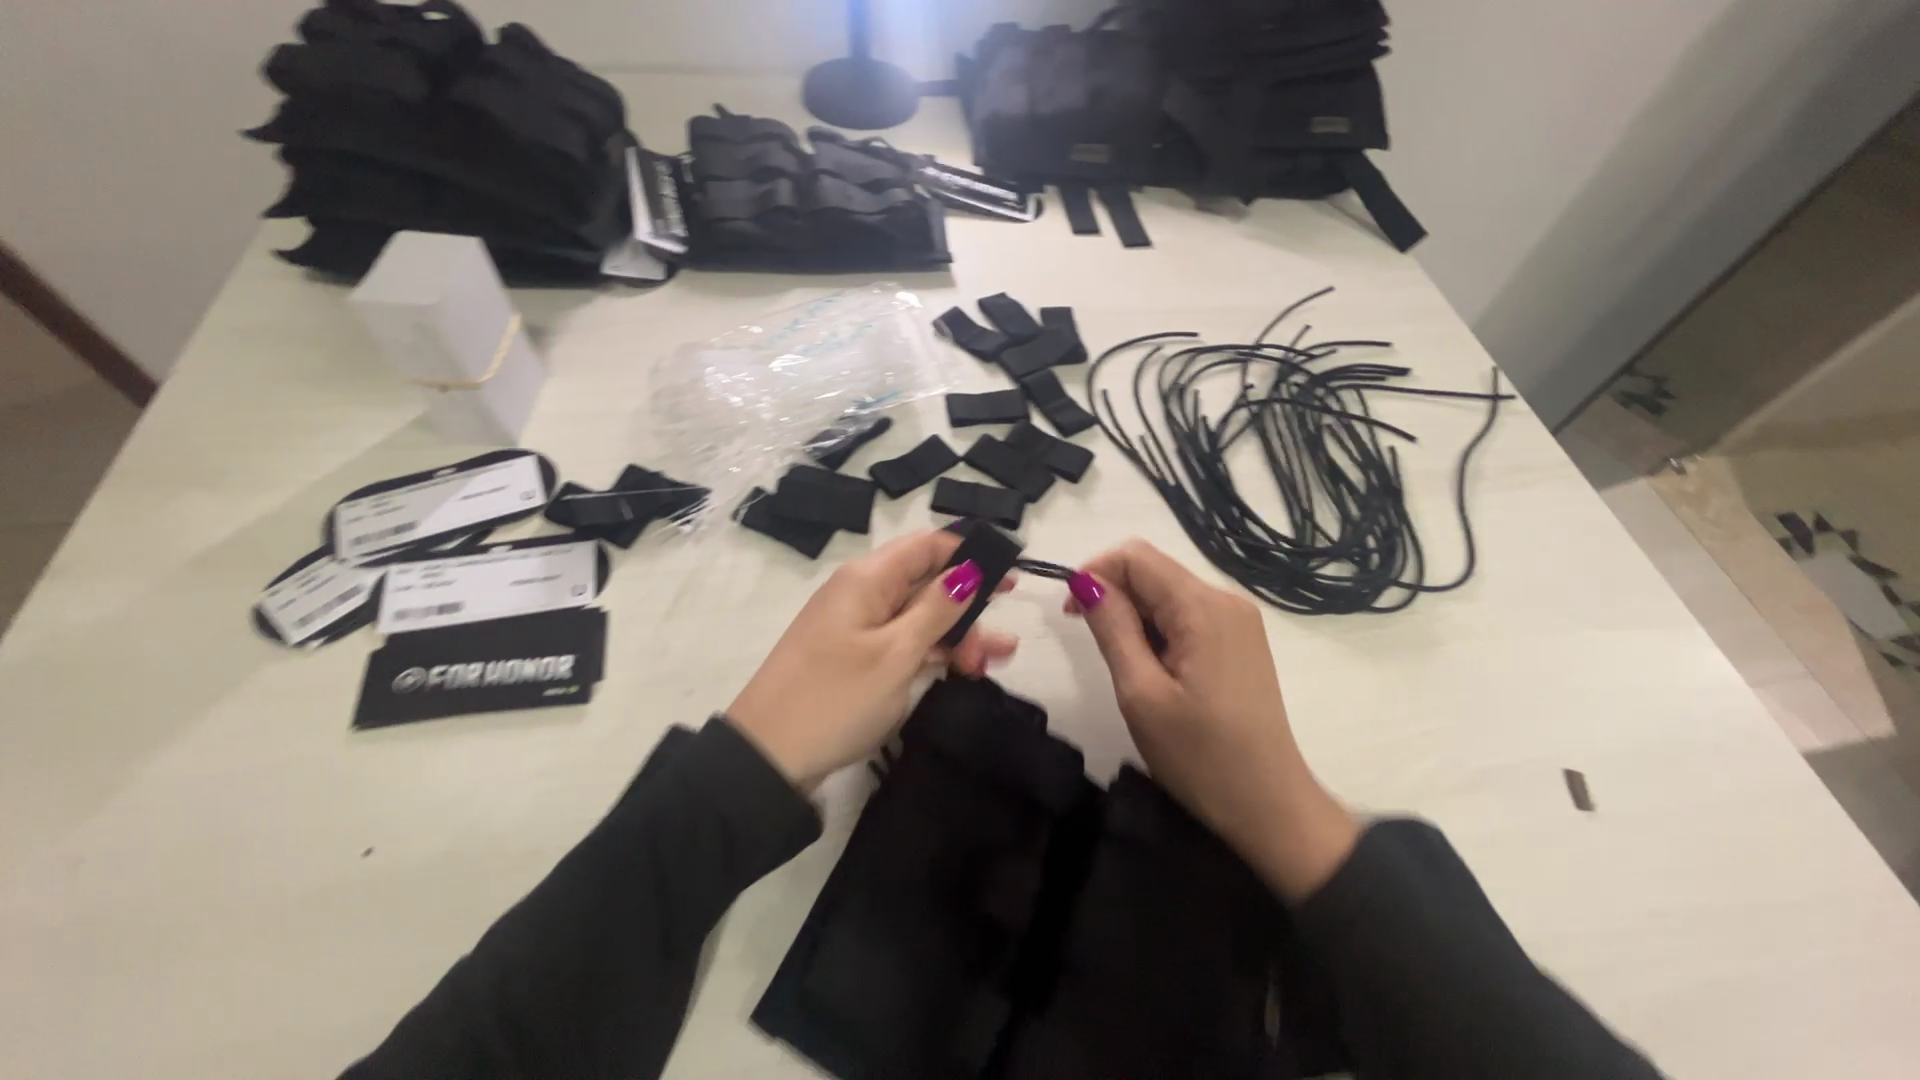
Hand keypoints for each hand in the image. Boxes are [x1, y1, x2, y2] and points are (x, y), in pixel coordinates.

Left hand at [728, 530, 1017, 788]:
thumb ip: (936, 610)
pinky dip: (931, 652)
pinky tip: (960, 670)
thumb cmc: (835, 698)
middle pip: (926, 583)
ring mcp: (856, 628)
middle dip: (968, 607)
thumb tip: (969, 570)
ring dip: (955, 635)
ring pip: (917, 616)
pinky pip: (902, 642)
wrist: (769, 757)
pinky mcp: (854, 658)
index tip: (1010, 576)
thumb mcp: (895, 653)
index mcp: (867, 579)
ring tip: (993, 663)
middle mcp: (861, 594)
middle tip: (1002, 644)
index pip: (926, 546)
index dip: (970, 555)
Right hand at [1066, 540, 1356, 899]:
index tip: (1070, 612)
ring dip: (1134, 616)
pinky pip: (1187, 617)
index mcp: (1203, 607)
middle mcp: (1225, 601)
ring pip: (1168, 594)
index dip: (1095, 572)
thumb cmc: (1200, 756)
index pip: (1136, 556)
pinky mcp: (1240, 643)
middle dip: (1113, 594)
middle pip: (1154, 571)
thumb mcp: (1141, 693)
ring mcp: (1238, 622)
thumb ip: (1112, 628)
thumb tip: (1086, 581)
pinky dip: (1158, 631)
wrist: (1268, 806)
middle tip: (1089, 643)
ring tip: (1125, 667)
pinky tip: (1153, 671)